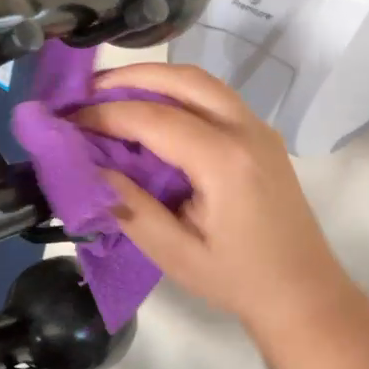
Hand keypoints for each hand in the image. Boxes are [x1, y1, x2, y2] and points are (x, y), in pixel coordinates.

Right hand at [73, 63, 360, 336]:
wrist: (302, 291)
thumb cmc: (236, 278)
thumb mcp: (173, 252)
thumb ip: (130, 208)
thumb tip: (89, 171)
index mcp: (224, 161)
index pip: (153, 118)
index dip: (104, 115)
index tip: (65, 121)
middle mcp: (246, 132)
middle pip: (183, 81)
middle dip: (128, 78)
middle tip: (83, 90)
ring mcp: (258, 130)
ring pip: (201, 83)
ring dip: (153, 80)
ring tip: (108, 94)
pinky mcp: (259, 138)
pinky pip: (212, 98)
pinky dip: (174, 94)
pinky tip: (146, 113)